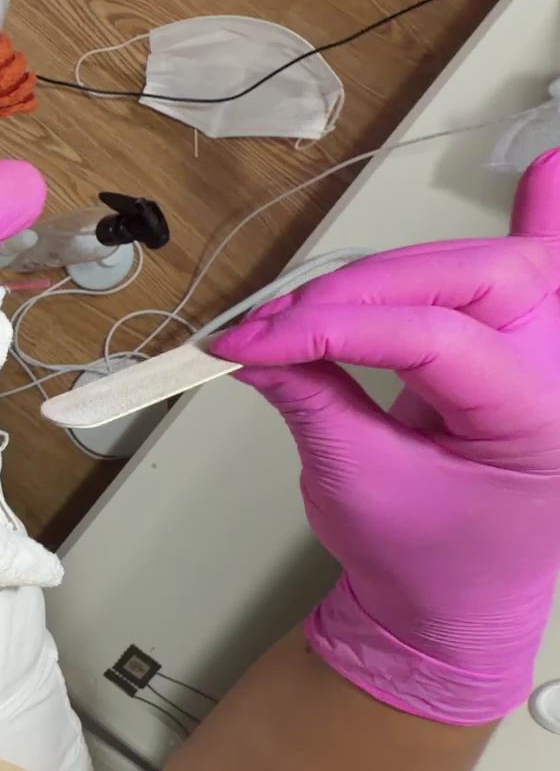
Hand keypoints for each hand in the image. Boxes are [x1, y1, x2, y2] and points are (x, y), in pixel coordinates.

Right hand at [212, 150, 559, 724]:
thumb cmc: (416, 553)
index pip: (430, 337)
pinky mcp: (531, 358)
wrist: (452, 595)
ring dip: (415, 262)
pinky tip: (546, 176)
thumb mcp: (353, 479)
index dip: (325, 329)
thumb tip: (248, 346)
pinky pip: (553, 280)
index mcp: (541, 422)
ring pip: (511, 267)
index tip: (241, 342)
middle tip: (281, 321)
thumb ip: (308, 399)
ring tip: (320, 292)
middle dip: (366, 288)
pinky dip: (547, 220)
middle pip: (486, 278)